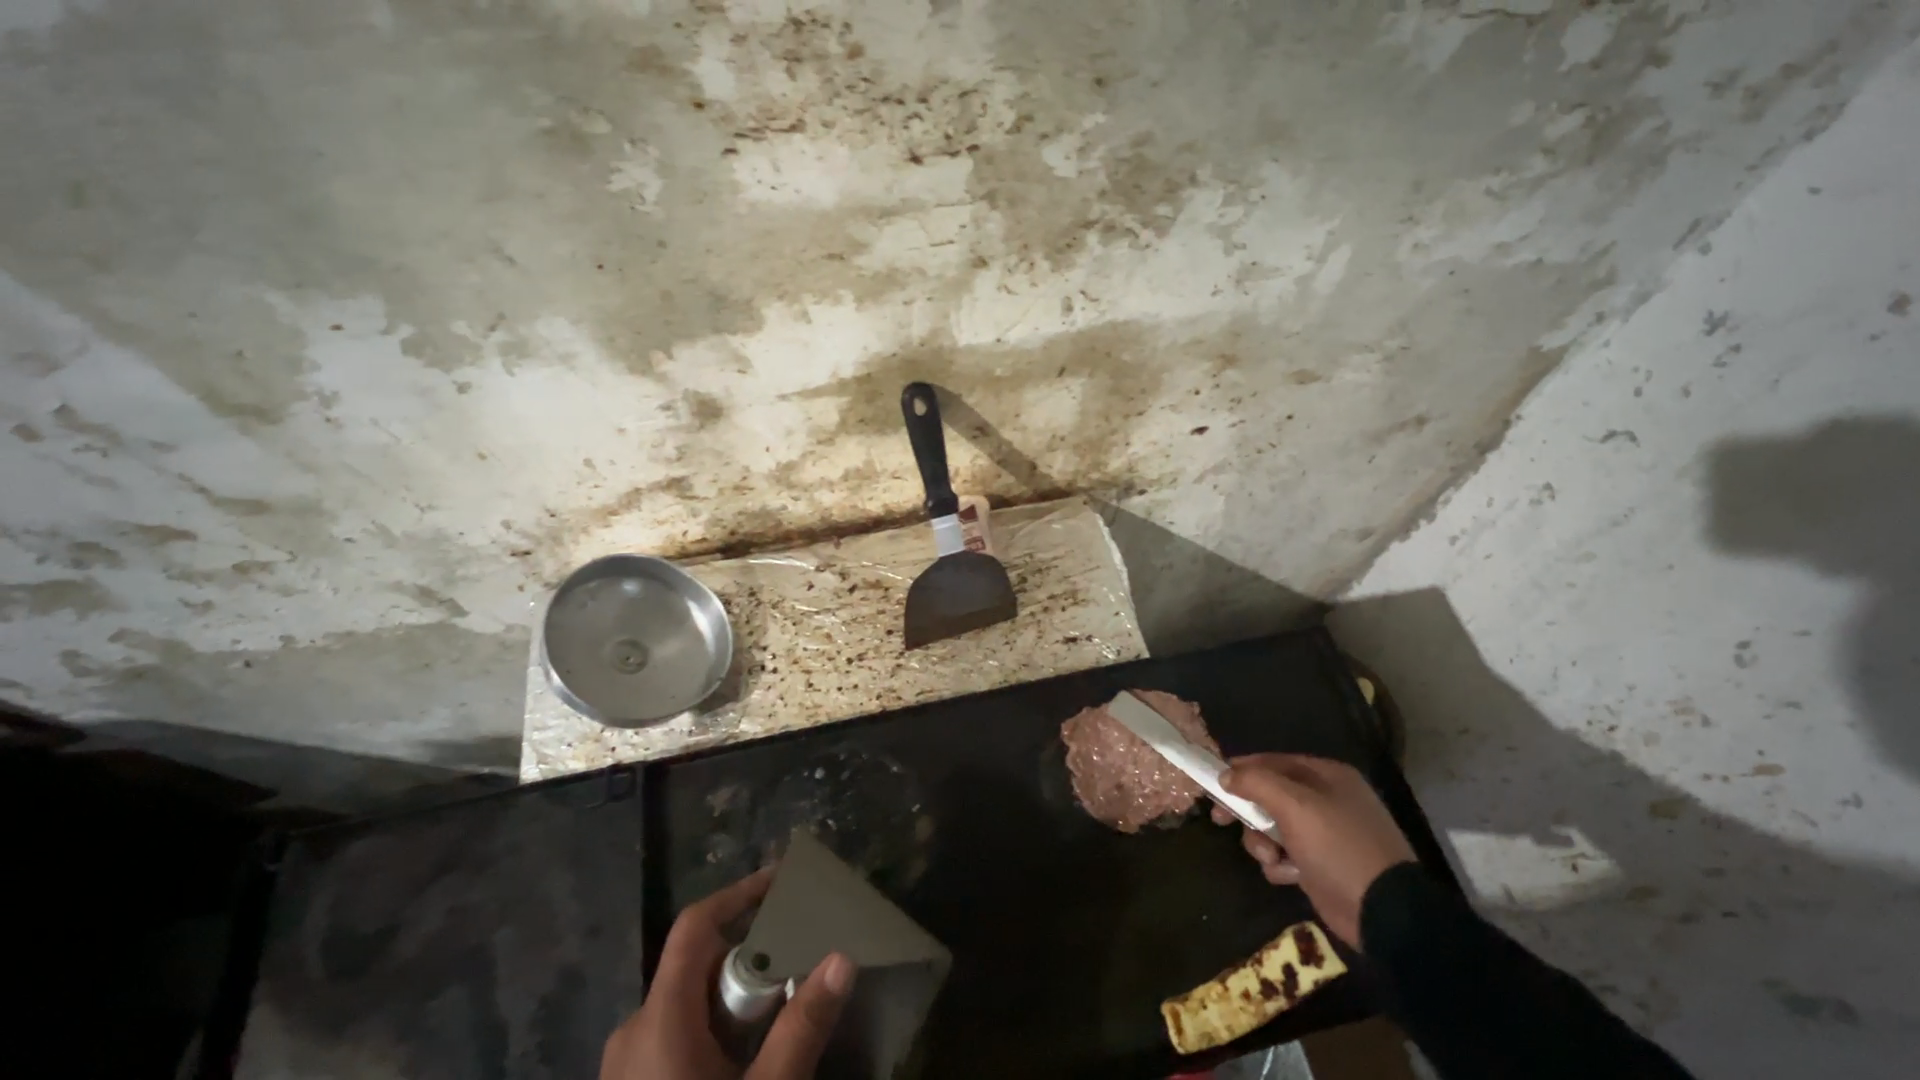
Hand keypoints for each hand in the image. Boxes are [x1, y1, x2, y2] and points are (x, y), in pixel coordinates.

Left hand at [600, 867, 857, 1079]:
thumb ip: (802, 1028)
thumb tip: (842, 957)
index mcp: (660, 1021)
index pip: (695, 927)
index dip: (738, 893)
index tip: (783, 878)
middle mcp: (634, 1029)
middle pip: (694, 966)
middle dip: (748, 958)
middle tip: (799, 961)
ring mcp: (625, 1063)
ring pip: (686, 1004)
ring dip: (734, 999)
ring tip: (781, 1014)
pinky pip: (673, 1036)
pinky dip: (713, 1029)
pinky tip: (745, 1061)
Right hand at [1212, 754, 1416, 948]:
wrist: (1382, 910)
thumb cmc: (1338, 847)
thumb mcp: (1295, 807)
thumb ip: (1256, 783)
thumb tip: (1225, 775)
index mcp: (1326, 776)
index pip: (1272, 761)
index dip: (1241, 770)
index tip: (1213, 784)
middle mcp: (1325, 799)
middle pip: (1268, 795)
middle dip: (1247, 811)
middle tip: (1220, 820)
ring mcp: (1324, 834)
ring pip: (1271, 827)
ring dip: (1263, 843)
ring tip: (1273, 857)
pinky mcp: (1319, 864)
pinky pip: (1284, 855)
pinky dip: (1281, 865)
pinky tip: (1291, 875)